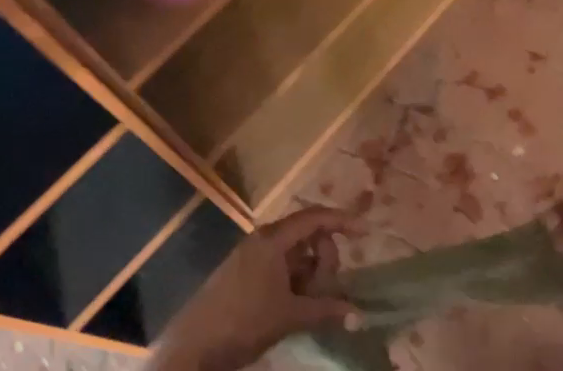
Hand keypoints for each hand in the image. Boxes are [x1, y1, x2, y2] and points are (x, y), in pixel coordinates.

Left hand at [150, 206, 363, 370]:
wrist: (197, 344)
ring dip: (311, 274)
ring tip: (314, 304)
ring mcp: (252, 255)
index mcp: (273, 239)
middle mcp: (263, 239)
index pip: (314, 218)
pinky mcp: (245, 272)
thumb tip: (359, 313)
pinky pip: (280, 266)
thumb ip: (326, 310)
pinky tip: (300, 306)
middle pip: (307, 235)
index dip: (341, 221)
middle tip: (329, 291)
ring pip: (294, 254)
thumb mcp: (290, 315)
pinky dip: (295, 281)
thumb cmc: (245, 321)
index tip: (365, 232)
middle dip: (325, 259)